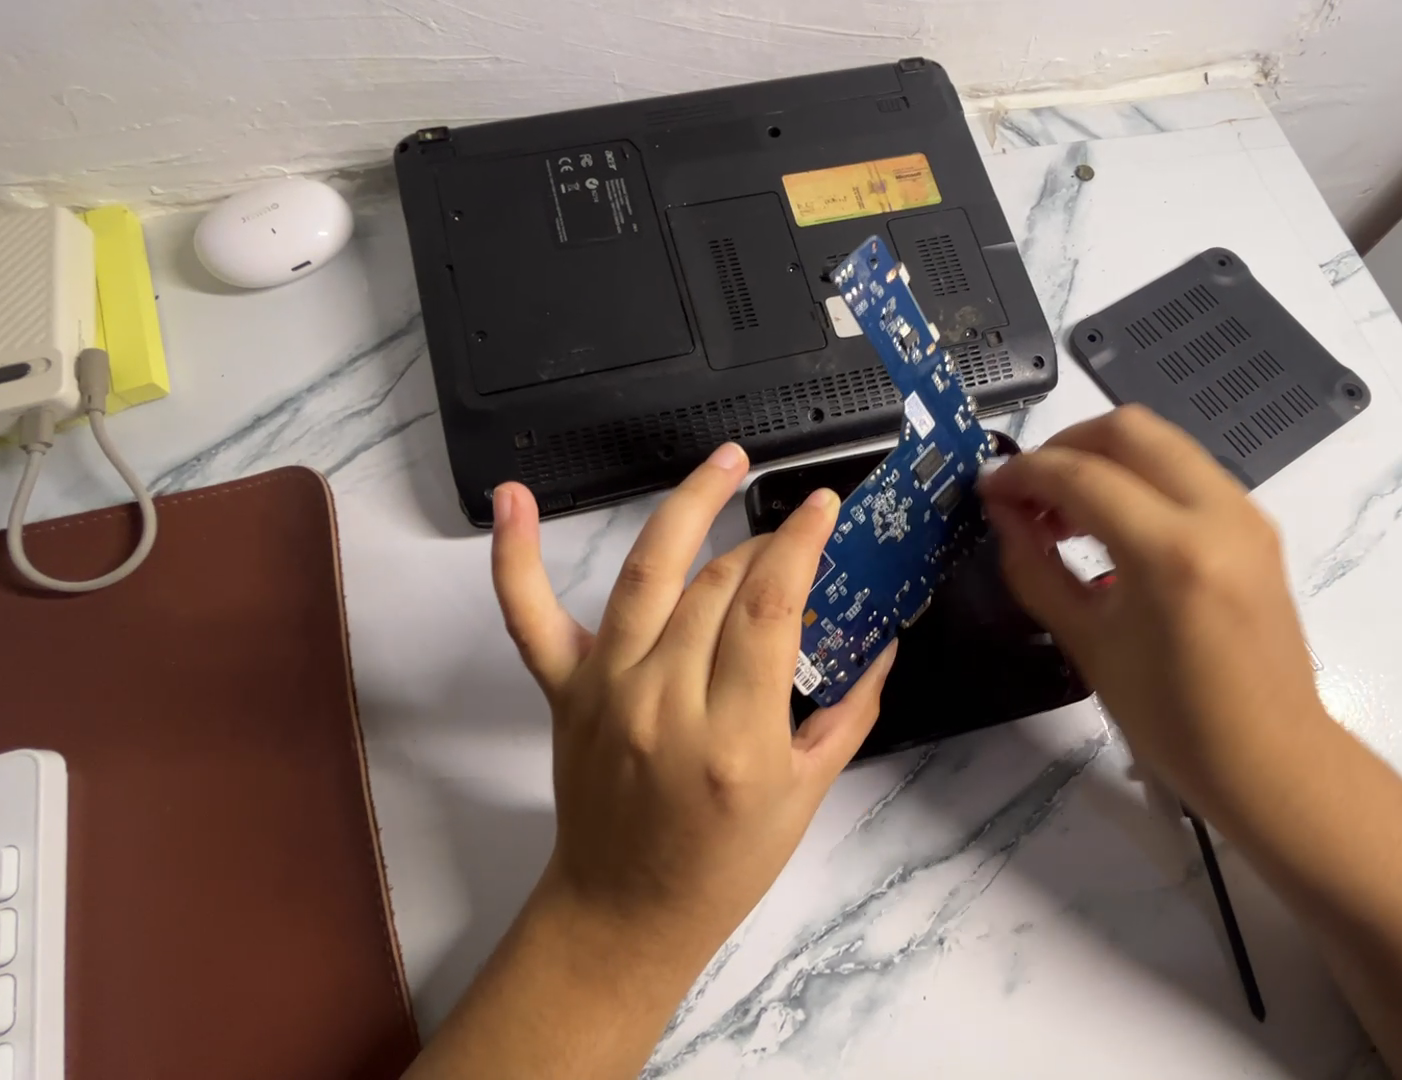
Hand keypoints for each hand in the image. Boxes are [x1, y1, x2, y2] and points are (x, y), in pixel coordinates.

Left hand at [491, 443, 894, 964]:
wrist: (627, 911)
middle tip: (792, 534)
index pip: (771, 606)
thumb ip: (852, 710)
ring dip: (688, 505)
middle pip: (719, 583)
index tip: (824, 506)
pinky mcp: (564, 691)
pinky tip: (515, 497)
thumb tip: (886, 640)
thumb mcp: (809, 792)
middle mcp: (665, 700)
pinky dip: (515, 555)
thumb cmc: (729, 860)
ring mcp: (606, 689)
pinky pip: (530, 615)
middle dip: (764, 543)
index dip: (801, 543)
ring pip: (649, 573)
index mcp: (736, 735)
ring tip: (725, 461)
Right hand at [978, 406, 1325, 811]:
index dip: (1023, 473)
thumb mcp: (1085, 642)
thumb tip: (1003, 514)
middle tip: (1026, 490)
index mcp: (1171, 553)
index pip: (1081, 476)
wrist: (1269, 758)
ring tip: (1061, 509)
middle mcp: (1217, 513)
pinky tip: (1107, 520)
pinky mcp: (1255, 524)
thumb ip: (1035, 566)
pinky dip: (1135, 475)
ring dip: (1100, 457)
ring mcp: (1245, 513)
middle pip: (1126, 428)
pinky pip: (1184, 469)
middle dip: (1063, 446)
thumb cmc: (1170, 719)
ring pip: (1159, 440)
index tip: (988, 490)